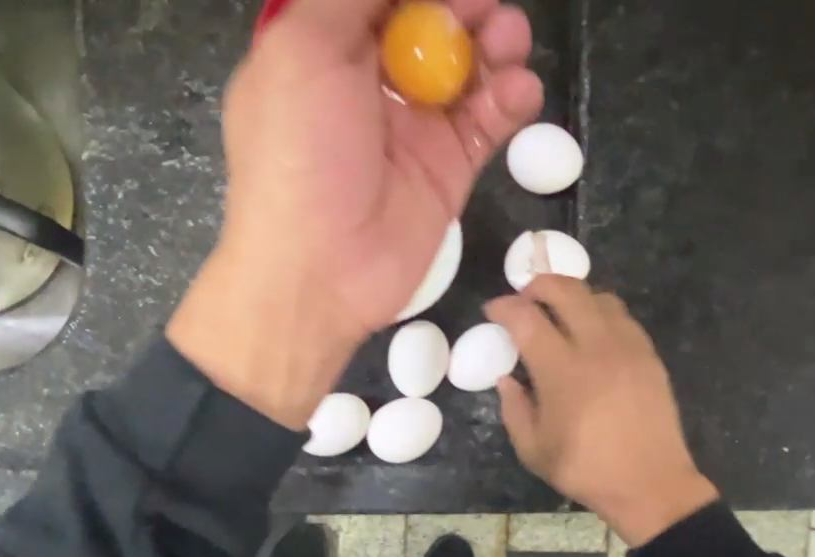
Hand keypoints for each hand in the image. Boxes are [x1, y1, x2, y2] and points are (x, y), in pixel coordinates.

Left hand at [169, 0, 543, 428]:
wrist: (317, 272)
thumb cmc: (297, 154)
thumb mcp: (301, 51)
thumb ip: (348, 0)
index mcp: (322, 54)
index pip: (378, 2)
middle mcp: (368, 86)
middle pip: (430, 23)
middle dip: (463, 6)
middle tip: (484, 7)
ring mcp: (412, 129)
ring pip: (467, 66)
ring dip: (496, 42)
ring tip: (508, 42)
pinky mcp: (448, 170)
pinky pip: (489, 120)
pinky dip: (511, 97)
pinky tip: (517, 90)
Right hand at [486, 277, 719, 545]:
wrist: (649, 483)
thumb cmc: (584, 470)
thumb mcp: (533, 449)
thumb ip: (514, 408)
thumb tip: (507, 378)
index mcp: (562, 371)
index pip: (527, 319)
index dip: (505, 308)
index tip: (493, 310)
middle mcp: (596, 348)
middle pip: (567, 291)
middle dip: (540, 284)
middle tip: (525, 296)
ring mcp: (628, 348)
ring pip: (599, 298)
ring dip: (573, 295)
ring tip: (559, 311)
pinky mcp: (648, 356)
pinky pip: (622, 318)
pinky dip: (600, 313)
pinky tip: (591, 333)